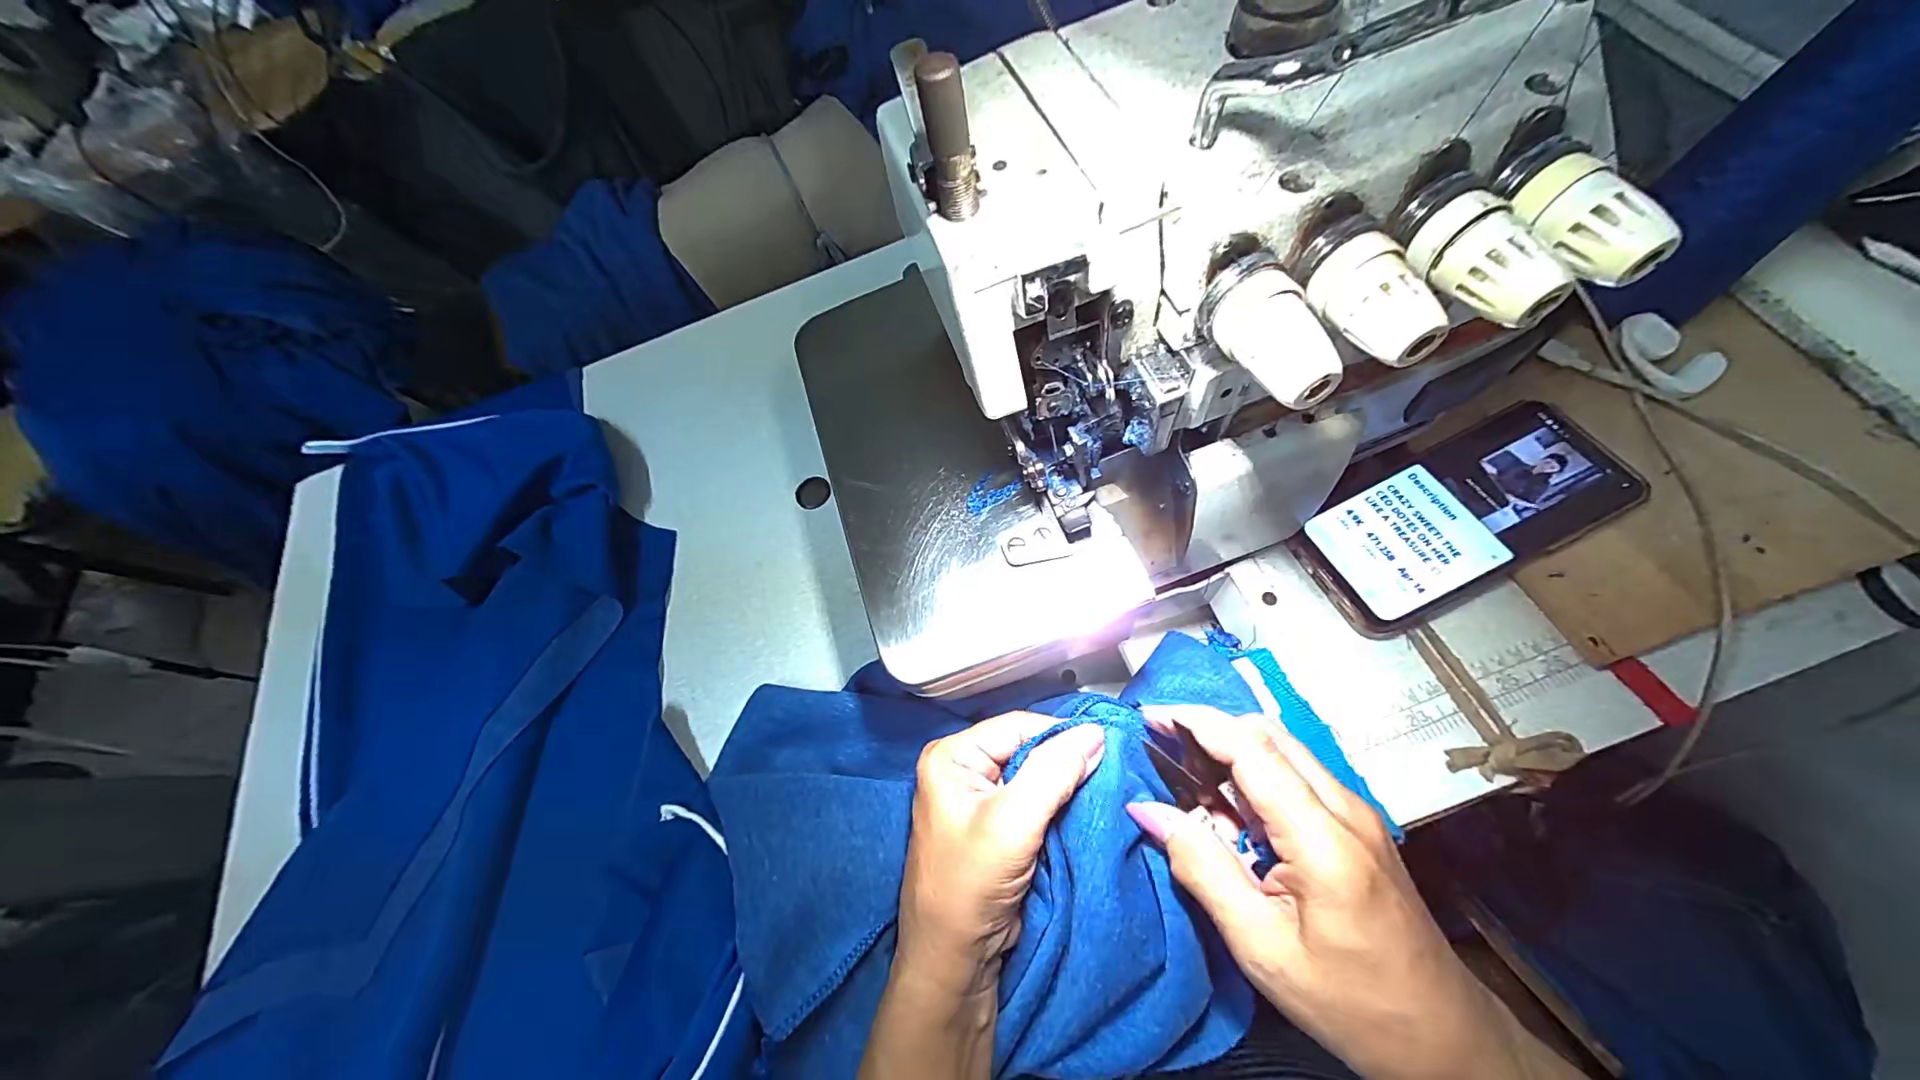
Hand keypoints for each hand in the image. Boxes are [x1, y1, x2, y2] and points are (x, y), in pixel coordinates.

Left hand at [896, 712, 1106, 993]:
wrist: (953, 959)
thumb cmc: (969, 886)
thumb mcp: (1013, 823)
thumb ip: (1053, 773)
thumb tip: (1095, 733)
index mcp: (952, 756)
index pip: (1017, 726)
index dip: (1062, 735)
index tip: (1106, 748)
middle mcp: (962, 768)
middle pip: (1028, 747)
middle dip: (1066, 759)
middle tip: (1108, 769)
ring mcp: (979, 797)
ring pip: (1036, 774)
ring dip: (1066, 783)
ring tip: (1102, 786)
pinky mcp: (997, 823)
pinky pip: (1036, 800)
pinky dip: (1060, 803)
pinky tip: (1084, 807)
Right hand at [1128, 707, 1580, 1079]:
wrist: (1446, 1041)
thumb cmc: (1353, 1005)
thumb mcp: (1261, 946)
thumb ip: (1202, 869)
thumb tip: (1149, 811)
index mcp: (1323, 838)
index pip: (1251, 749)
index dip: (1196, 723)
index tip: (1151, 717)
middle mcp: (1345, 809)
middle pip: (1267, 735)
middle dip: (1209, 729)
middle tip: (1162, 749)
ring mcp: (1356, 814)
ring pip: (1282, 750)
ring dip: (1230, 751)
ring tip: (1187, 784)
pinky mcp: (1357, 825)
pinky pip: (1296, 776)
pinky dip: (1253, 775)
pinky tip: (1230, 811)